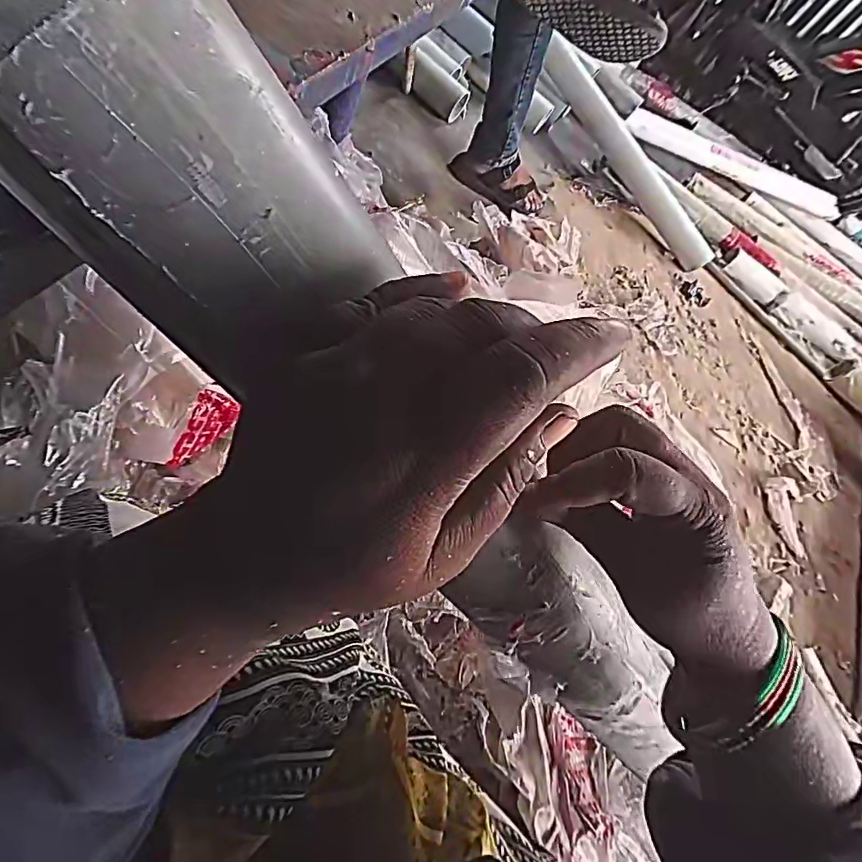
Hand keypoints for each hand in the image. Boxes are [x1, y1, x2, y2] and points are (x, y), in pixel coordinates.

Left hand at [85, 275, 630, 726]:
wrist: (246, 551)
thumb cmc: (348, 570)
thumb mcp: (440, 555)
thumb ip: (503, 481)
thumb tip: (559, 415)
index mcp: (420, 461)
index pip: (517, 377)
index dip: (578, 347)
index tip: (615, 338)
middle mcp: (378, 399)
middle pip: (477, 329)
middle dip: (533, 330)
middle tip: (555, 350)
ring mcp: (333, 369)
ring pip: (430, 311)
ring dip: (484, 314)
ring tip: (508, 335)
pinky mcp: (303, 355)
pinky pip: (372, 304)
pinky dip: (420, 293)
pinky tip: (452, 292)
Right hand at [518, 405, 773, 687]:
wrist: (726, 635)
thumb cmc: (686, 618)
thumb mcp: (631, 582)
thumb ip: (586, 532)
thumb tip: (530, 502)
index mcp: (696, 506)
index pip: (625, 467)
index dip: (569, 481)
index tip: (530, 503)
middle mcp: (690, 476)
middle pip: (619, 425)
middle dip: (569, 448)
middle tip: (541, 487)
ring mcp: (676, 471)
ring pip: (613, 427)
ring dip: (572, 449)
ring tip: (550, 488)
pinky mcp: (657, 477)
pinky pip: (612, 447)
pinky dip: (580, 459)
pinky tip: (564, 491)